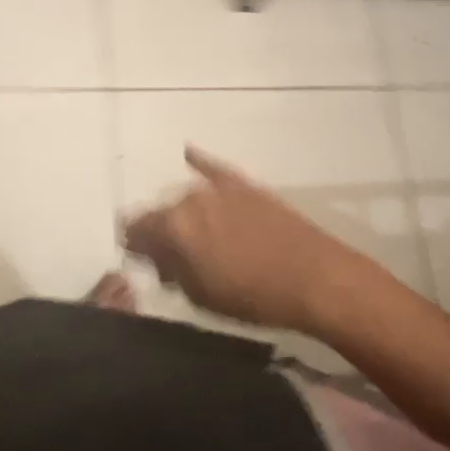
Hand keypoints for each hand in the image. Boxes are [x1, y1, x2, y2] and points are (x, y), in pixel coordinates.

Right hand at [122, 147, 383, 334]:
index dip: (133, 245)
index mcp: (173, 227)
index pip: (135, 229)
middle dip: (159, 232)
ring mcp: (217, 188)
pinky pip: (211, 168)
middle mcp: (189, 199)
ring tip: (191, 236)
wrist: (316, 278)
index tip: (138, 260)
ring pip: (184, 196)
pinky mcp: (243, 184)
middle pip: (160, 212)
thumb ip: (171, 272)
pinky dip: (198, 162)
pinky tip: (188, 154)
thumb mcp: (201, 296)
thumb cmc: (254, 297)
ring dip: (180, 212)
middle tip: (170, 259)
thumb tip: (156, 260)